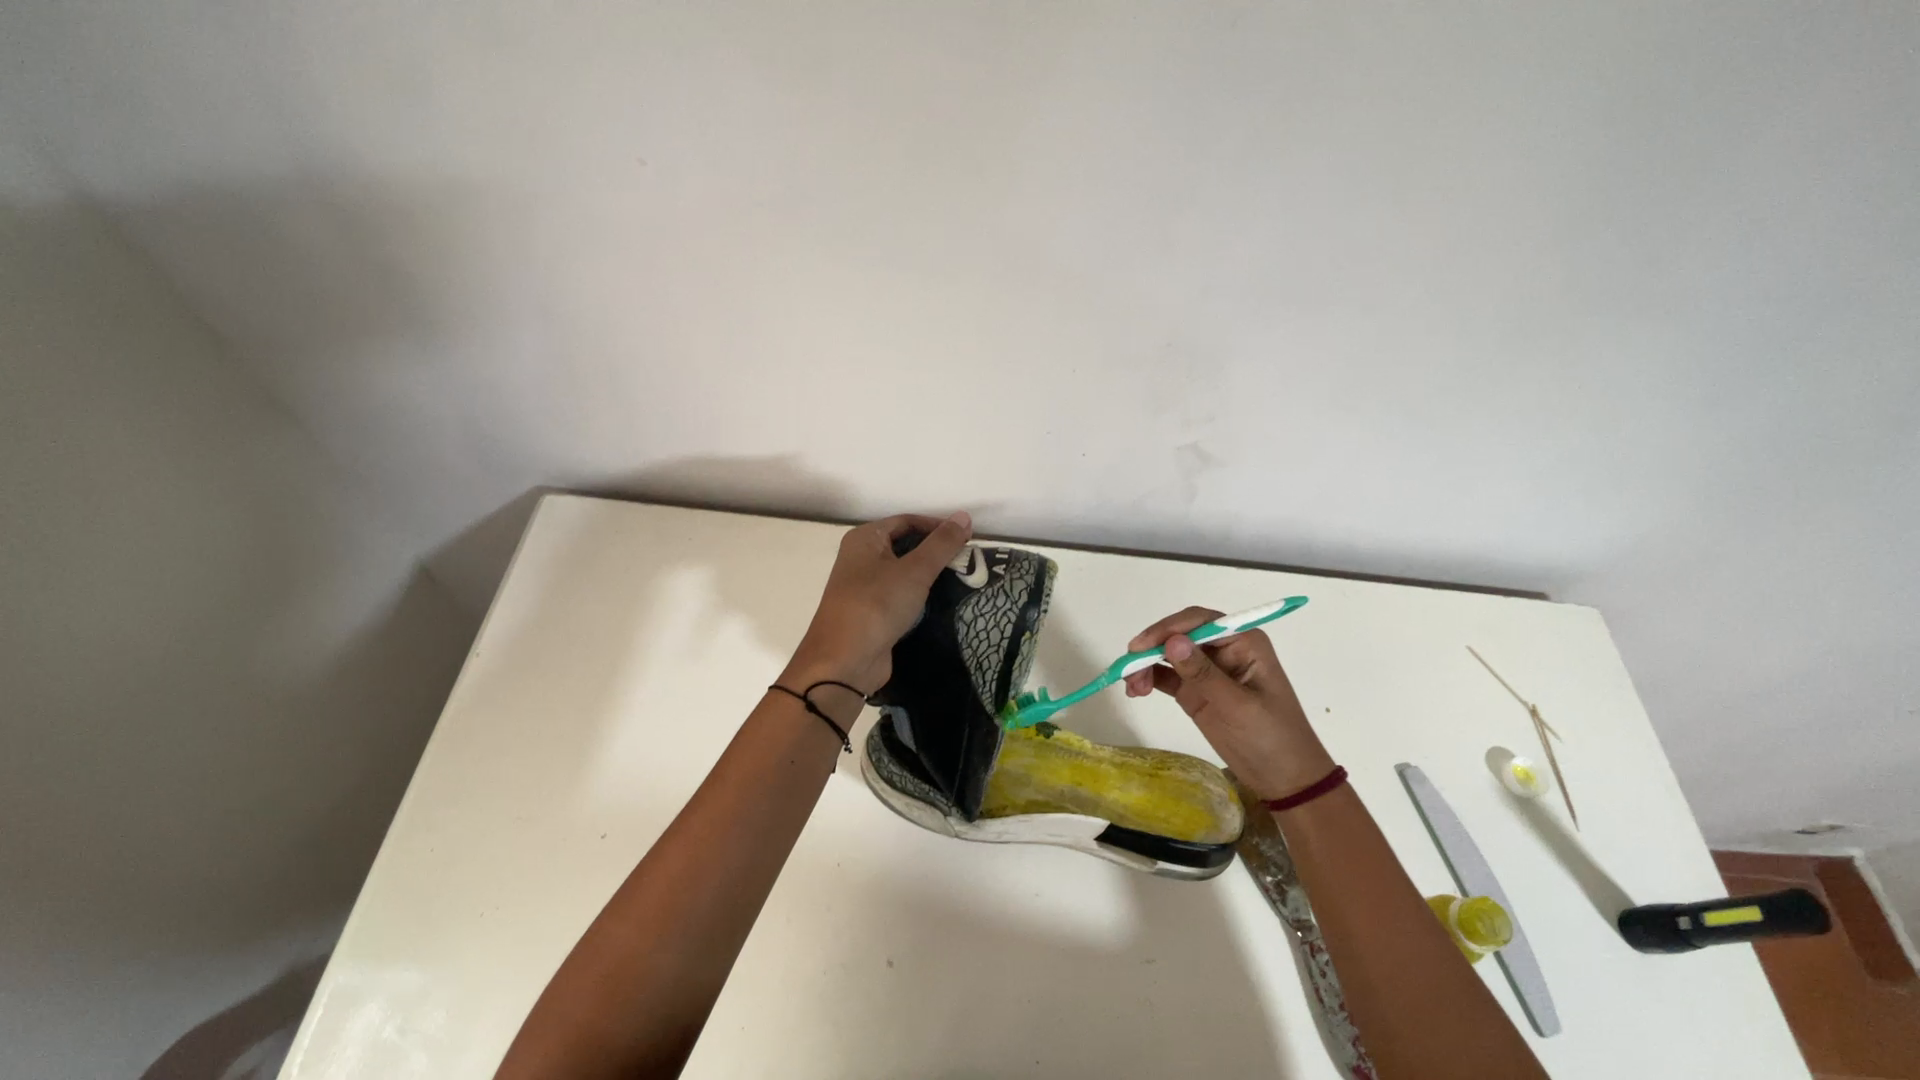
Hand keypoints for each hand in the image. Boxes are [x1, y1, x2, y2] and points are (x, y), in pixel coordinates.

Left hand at [780, 512, 973, 699]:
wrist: (844, 661)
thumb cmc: (877, 606)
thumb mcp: (914, 571)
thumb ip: (941, 544)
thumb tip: (964, 516)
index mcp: (865, 539)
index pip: (907, 521)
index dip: (937, 526)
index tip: (968, 539)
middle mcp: (860, 558)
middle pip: (905, 545)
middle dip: (936, 551)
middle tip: (968, 561)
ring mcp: (864, 587)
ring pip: (904, 572)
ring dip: (930, 575)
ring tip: (962, 580)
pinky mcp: (872, 612)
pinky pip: (900, 595)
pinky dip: (920, 595)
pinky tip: (941, 602)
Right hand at [1122, 606, 1334, 800]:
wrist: (1284, 778)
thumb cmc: (1272, 737)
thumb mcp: (1238, 706)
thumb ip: (1203, 674)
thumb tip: (1172, 642)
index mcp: (1243, 642)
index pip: (1200, 621)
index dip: (1168, 629)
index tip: (1141, 646)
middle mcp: (1224, 649)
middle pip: (1179, 635)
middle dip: (1151, 648)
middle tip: (1128, 669)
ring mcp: (1208, 670)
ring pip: (1168, 655)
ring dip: (1146, 665)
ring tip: (1131, 688)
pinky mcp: (1196, 691)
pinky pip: (1167, 677)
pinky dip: (1149, 680)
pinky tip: (1135, 690)